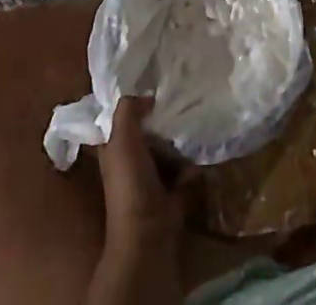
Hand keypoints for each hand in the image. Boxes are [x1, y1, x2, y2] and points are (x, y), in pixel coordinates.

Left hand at [88, 97, 185, 304]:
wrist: (148, 231)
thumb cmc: (130, 183)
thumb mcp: (122, 140)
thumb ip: (128, 111)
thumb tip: (147, 97)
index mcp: (113, 150)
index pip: (118, 121)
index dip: (131, 105)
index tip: (152, 86)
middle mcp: (130, 162)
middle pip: (147, 132)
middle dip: (161, 118)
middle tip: (181, 98)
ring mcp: (152, 177)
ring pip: (168, 147)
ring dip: (180, 138)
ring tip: (196, 116)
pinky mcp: (173, 189)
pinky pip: (186, 167)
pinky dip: (193, 161)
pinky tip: (202, 146)